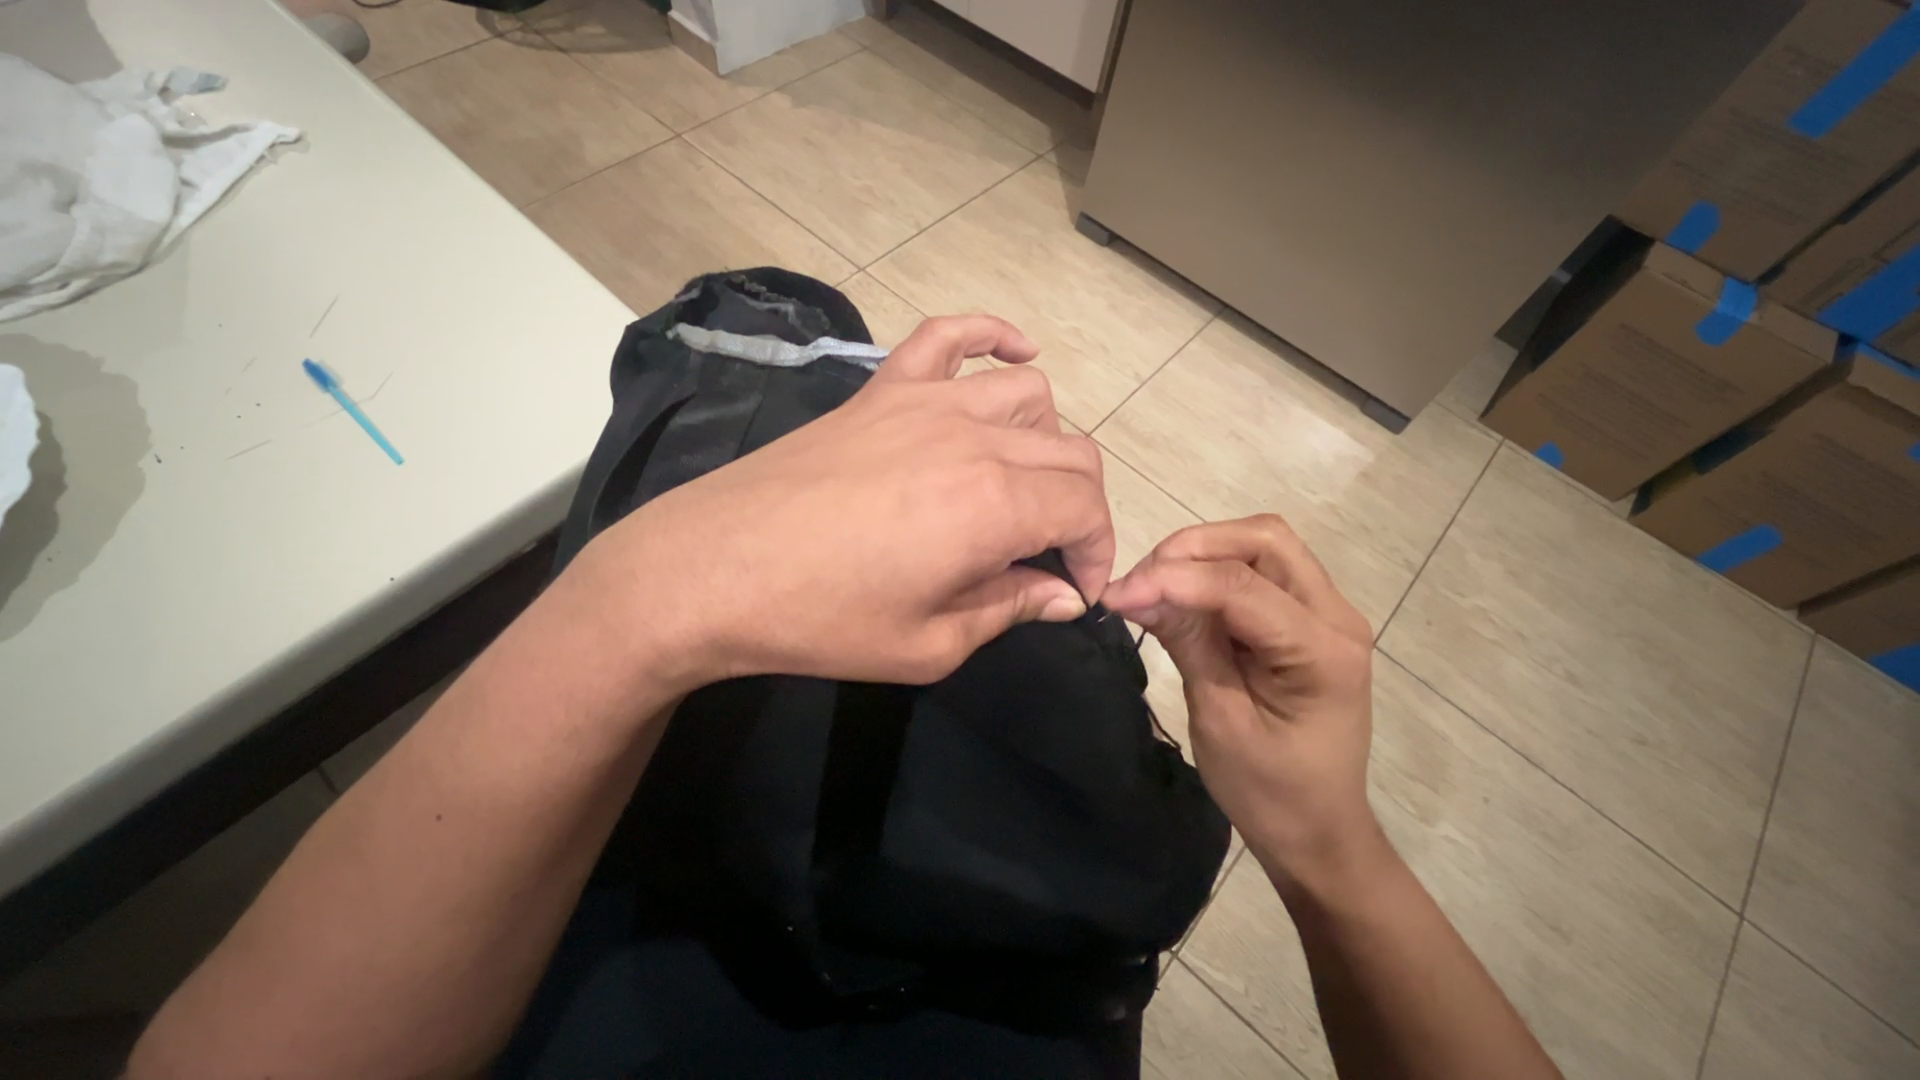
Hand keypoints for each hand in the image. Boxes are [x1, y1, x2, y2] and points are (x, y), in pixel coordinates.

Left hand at [569, 314, 1114, 689]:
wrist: (711, 571)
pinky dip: (992, 335)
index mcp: (994, 505)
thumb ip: (1010, 609)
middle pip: (1071, 452)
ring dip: (1047, 442)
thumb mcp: (929, 645)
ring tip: (1022, 485)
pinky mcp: (882, 388)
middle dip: (1081, 508)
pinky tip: (1015, 353)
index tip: (1075, 589)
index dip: (1097, 552)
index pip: (1086, 509)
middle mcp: (974, 437)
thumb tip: (1062, 595)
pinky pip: (950, 336)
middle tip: (1051, 554)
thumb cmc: (821, 620)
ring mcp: (925, 401)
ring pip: (1029, 395)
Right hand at [1101, 515, 1385, 895]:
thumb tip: (1133, 589)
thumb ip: (1186, 642)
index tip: (1114, 594)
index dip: (1172, 579)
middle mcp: (1336, 616)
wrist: (1319, 832)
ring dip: (1204, 553)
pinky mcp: (1309, 620)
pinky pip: (1262, 572)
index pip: (1241, 586)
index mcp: (1322, 650)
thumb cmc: (1269, 792)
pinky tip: (1180, 595)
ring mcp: (1327, 614)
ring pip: (1263, 546)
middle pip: (1265, 539)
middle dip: (1194, 547)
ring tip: (1154, 584)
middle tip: (1140, 580)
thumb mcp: (1219, 719)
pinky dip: (1216, 572)